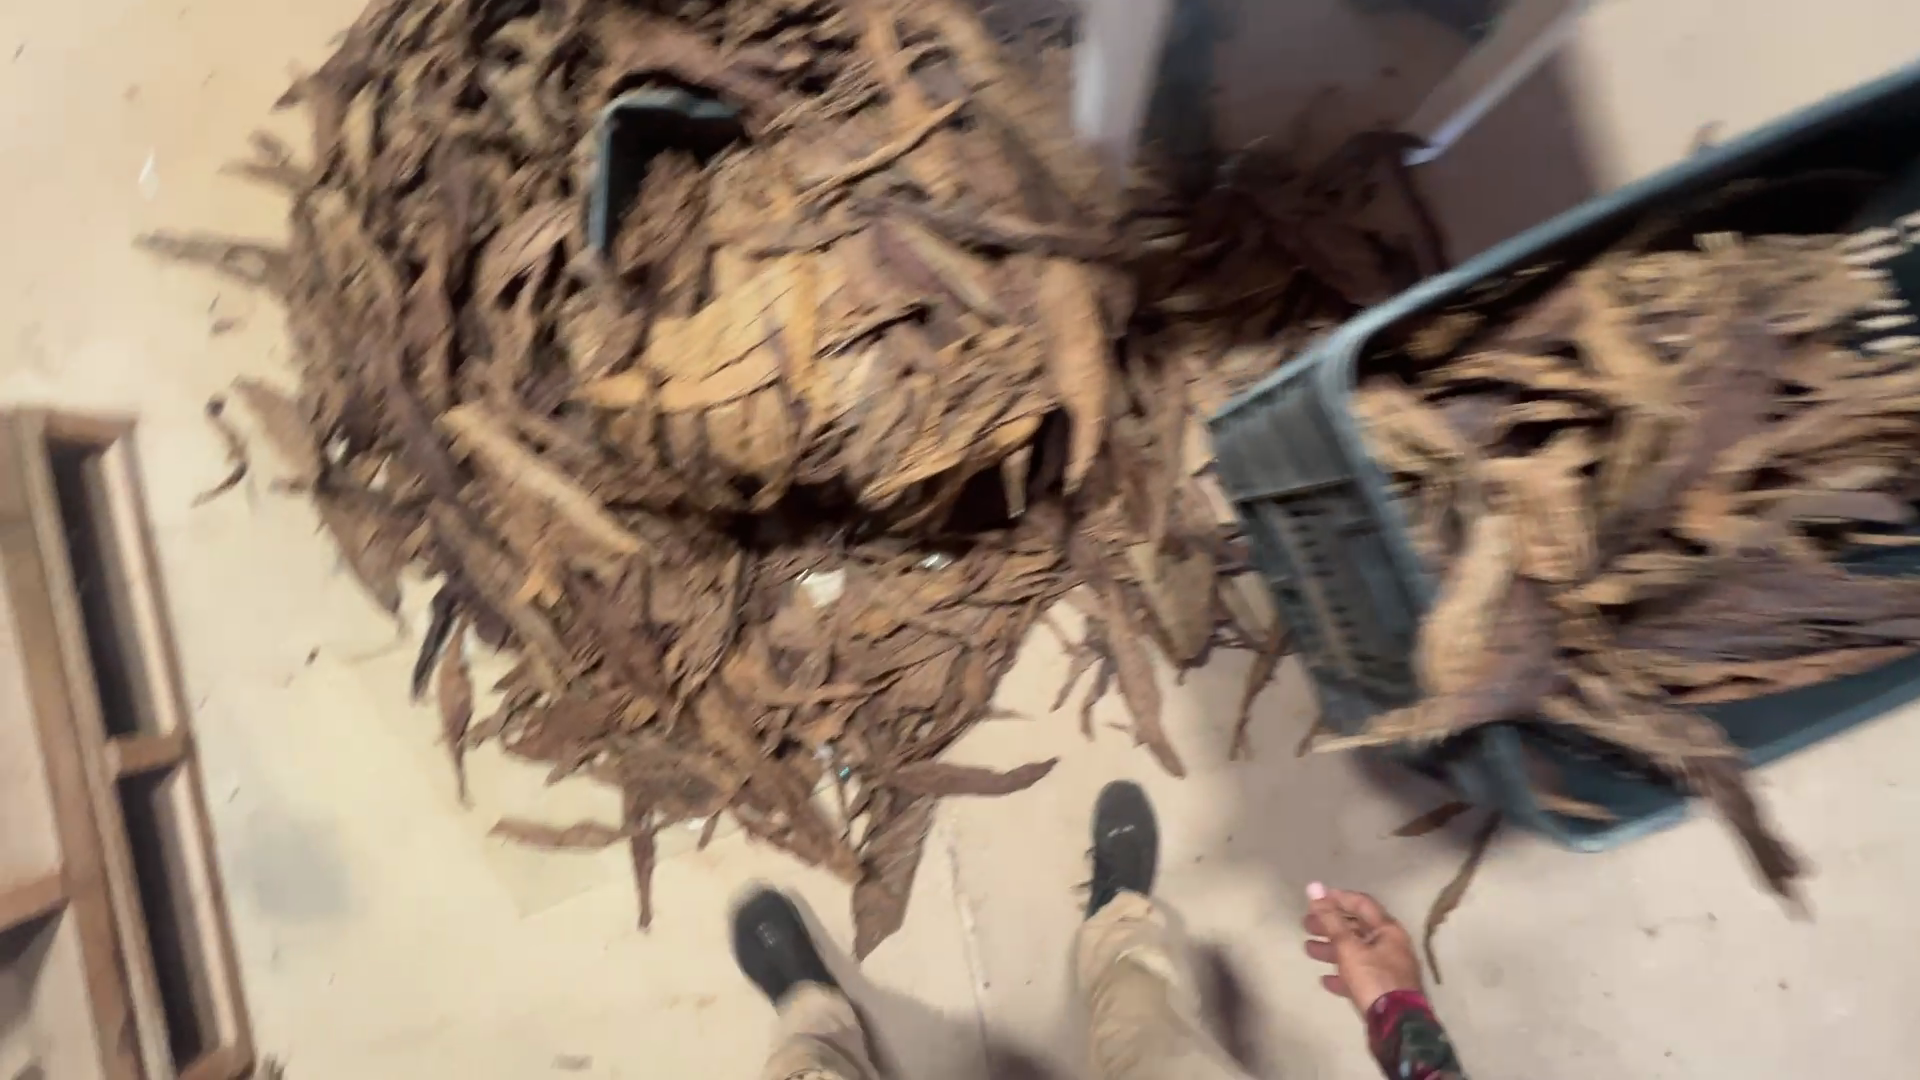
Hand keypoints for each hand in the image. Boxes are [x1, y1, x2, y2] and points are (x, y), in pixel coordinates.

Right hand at [1302, 881, 1423, 1013]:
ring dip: (1331, 949)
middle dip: (1329, 926)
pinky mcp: (1384, 991)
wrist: (1397, 1027)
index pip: (1361, 903)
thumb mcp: (1347, 945)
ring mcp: (1389, 970)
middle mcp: (1391, 946)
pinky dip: (1342, 974)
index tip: (1314, 899)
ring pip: (1356, 952)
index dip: (1337, 898)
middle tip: (1306, 925)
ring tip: (1309, 950)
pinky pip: (1360, 976)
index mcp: (1387, 930)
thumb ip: (1330, 917)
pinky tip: (1326, 979)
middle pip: (1356, 928)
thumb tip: (1313, 886)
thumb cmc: (1372, 977)